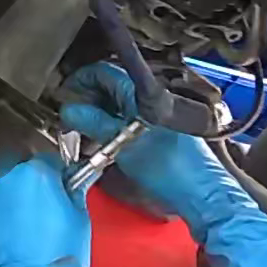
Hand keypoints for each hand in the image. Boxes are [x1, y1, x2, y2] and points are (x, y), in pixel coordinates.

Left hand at [0, 155, 90, 266]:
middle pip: (27, 167)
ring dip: (21, 194)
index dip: (62, 173)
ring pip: (10, 184)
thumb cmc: (53, 264)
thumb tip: (72, 181)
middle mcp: (8, 177)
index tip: (66, 185)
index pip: (52, 157)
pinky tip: (20, 230)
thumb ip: (74, 189)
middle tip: (52, 204)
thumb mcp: (80, 219)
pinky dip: (7, 210)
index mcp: (36, 172)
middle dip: (39, 182)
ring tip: (35, 221)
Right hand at [60, 62, 266, 266]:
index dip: (80, 79)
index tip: (64, 95)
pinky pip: (126, 117)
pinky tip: (99, 140)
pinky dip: (109, 124)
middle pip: (108, 85)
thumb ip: (93, 123)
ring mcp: (153, 112)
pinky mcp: (156, 129)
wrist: (202, 194)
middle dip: (85, 97)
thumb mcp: (122, 145)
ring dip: (95, 112)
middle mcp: (148, 96)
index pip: (103, 71)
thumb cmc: (169, 169)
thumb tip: (68, 109)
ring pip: (116, 102)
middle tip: (68, 115)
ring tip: (80, 130)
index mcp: (142, 92)